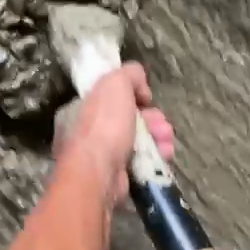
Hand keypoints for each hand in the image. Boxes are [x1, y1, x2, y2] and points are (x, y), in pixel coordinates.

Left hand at [53, 63, 175, 208]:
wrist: (99, 173)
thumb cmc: (103, 124)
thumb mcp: (115, 83)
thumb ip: (130, 74)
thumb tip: (141, 87)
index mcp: (82, 108)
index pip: (112, 97)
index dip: (134, 96)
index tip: (147, 100)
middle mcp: (89, 132)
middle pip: (129, 119)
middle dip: (153, 119)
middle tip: (162, 124)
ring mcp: (102, 156)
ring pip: (138, 140)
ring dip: (158, 137)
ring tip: (167, 140)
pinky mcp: (116, 176)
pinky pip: (141, 161)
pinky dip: (156, 156)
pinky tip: (165, 154)